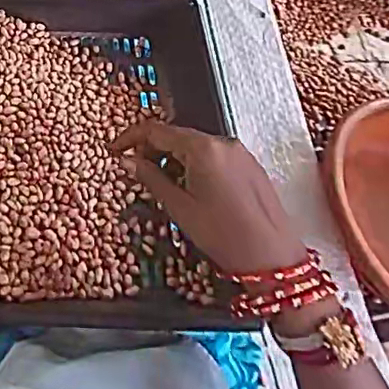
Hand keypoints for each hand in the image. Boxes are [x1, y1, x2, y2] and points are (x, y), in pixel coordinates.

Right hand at [111, 120, 305, 275]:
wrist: (274, 259)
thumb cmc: (224, 235)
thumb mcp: (180, 208)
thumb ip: (151, 178)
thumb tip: (127, 161)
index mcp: (203, 148)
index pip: (157, 130)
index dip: (131, 138)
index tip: (115, 150)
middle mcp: (222, 142)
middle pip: (177, 135)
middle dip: (153, 150)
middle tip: (136, 171)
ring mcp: (239, 152)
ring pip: (195, 146)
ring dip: (173, 159)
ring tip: (163, 186)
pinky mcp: (249, 165)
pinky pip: (213, 156)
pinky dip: (194, 165)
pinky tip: (190, 189)